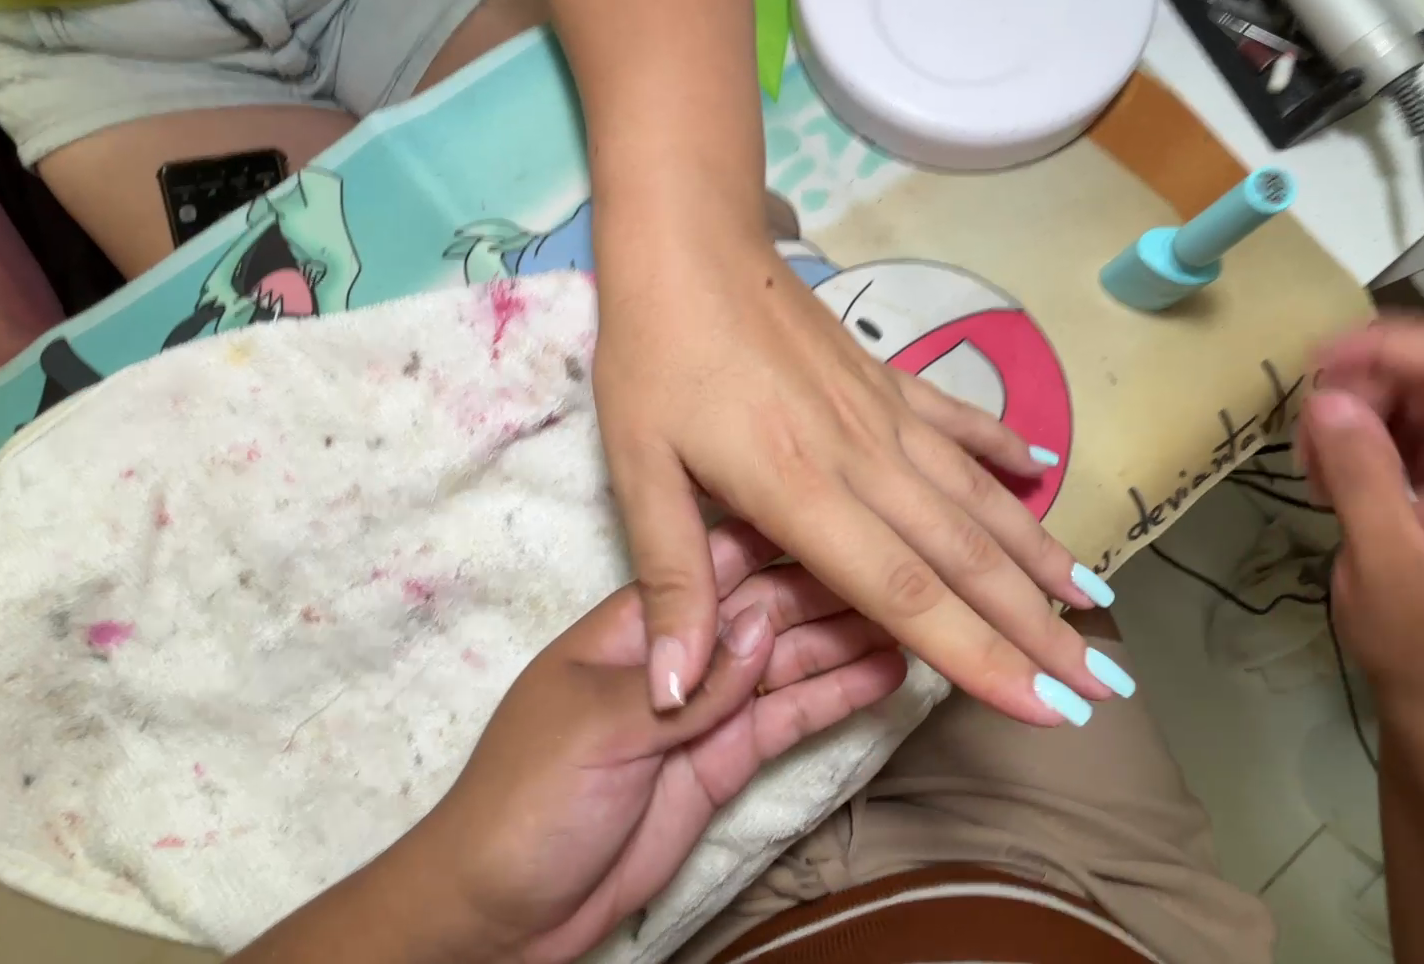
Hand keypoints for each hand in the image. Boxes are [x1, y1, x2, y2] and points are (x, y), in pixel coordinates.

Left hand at [430, 522, 906, 962]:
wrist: (505, 912)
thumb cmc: (529, 798)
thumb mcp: (596, 727)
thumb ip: (687, 682)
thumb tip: (766, 624)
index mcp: (640, 622)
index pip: (718, 561)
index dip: (782, 536)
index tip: (849, 511)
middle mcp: (686, 652)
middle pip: (769, 607)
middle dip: (832, 587)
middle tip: (909, 571)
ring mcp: (712, 705)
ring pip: (791, 659)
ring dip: (848, 638)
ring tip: (918, 620)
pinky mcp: (731, 756)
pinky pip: (790, 716)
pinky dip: (837, 697)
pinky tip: (885, 674)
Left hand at [592, 207, 1118, 726]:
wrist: (689, 242)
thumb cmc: (654, 356)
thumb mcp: (638, 470)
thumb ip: (671, 580)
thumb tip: (680, 694)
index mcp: (802, 494)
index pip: (908, 595)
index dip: (979, 656)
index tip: (1049, 708)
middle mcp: (865, 460)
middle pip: (965, 556)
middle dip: (1036, 628)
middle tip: (1102, 683)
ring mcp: (885, 413)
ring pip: (977, 496)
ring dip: (1038, 554)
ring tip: (1095, 600)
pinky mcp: (885, 375)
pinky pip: (957, 420)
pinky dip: (1000, 449)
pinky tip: (1038, 469)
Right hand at [1297, 320, 1423, 711]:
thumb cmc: (1419, 635)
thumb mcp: (1381, 556)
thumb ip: (1360, 472)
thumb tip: (1327, 399)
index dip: (1391, 345)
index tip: (1317, 362)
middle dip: (1366, 387)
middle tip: (1306, 432)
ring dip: (1363, 415)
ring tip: (1315, 465)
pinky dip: (1375, 438)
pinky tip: (1338, 476)